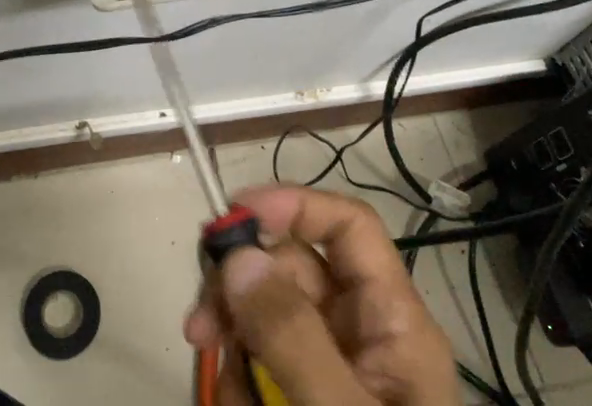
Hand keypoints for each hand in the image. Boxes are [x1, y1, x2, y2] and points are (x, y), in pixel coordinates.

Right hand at [183, 186, 461, 405]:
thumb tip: (239, 256)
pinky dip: (235, 389)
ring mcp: (326, 371)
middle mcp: (360, 335)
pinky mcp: (297, 400)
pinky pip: (254, 369)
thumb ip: (293, 338)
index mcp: (392, 323)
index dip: (292, 205)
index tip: (230, 217)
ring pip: (261, 318)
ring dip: (232, 351)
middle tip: (199, 325)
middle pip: (289, 268)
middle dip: (239, 288)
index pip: (346, 228)